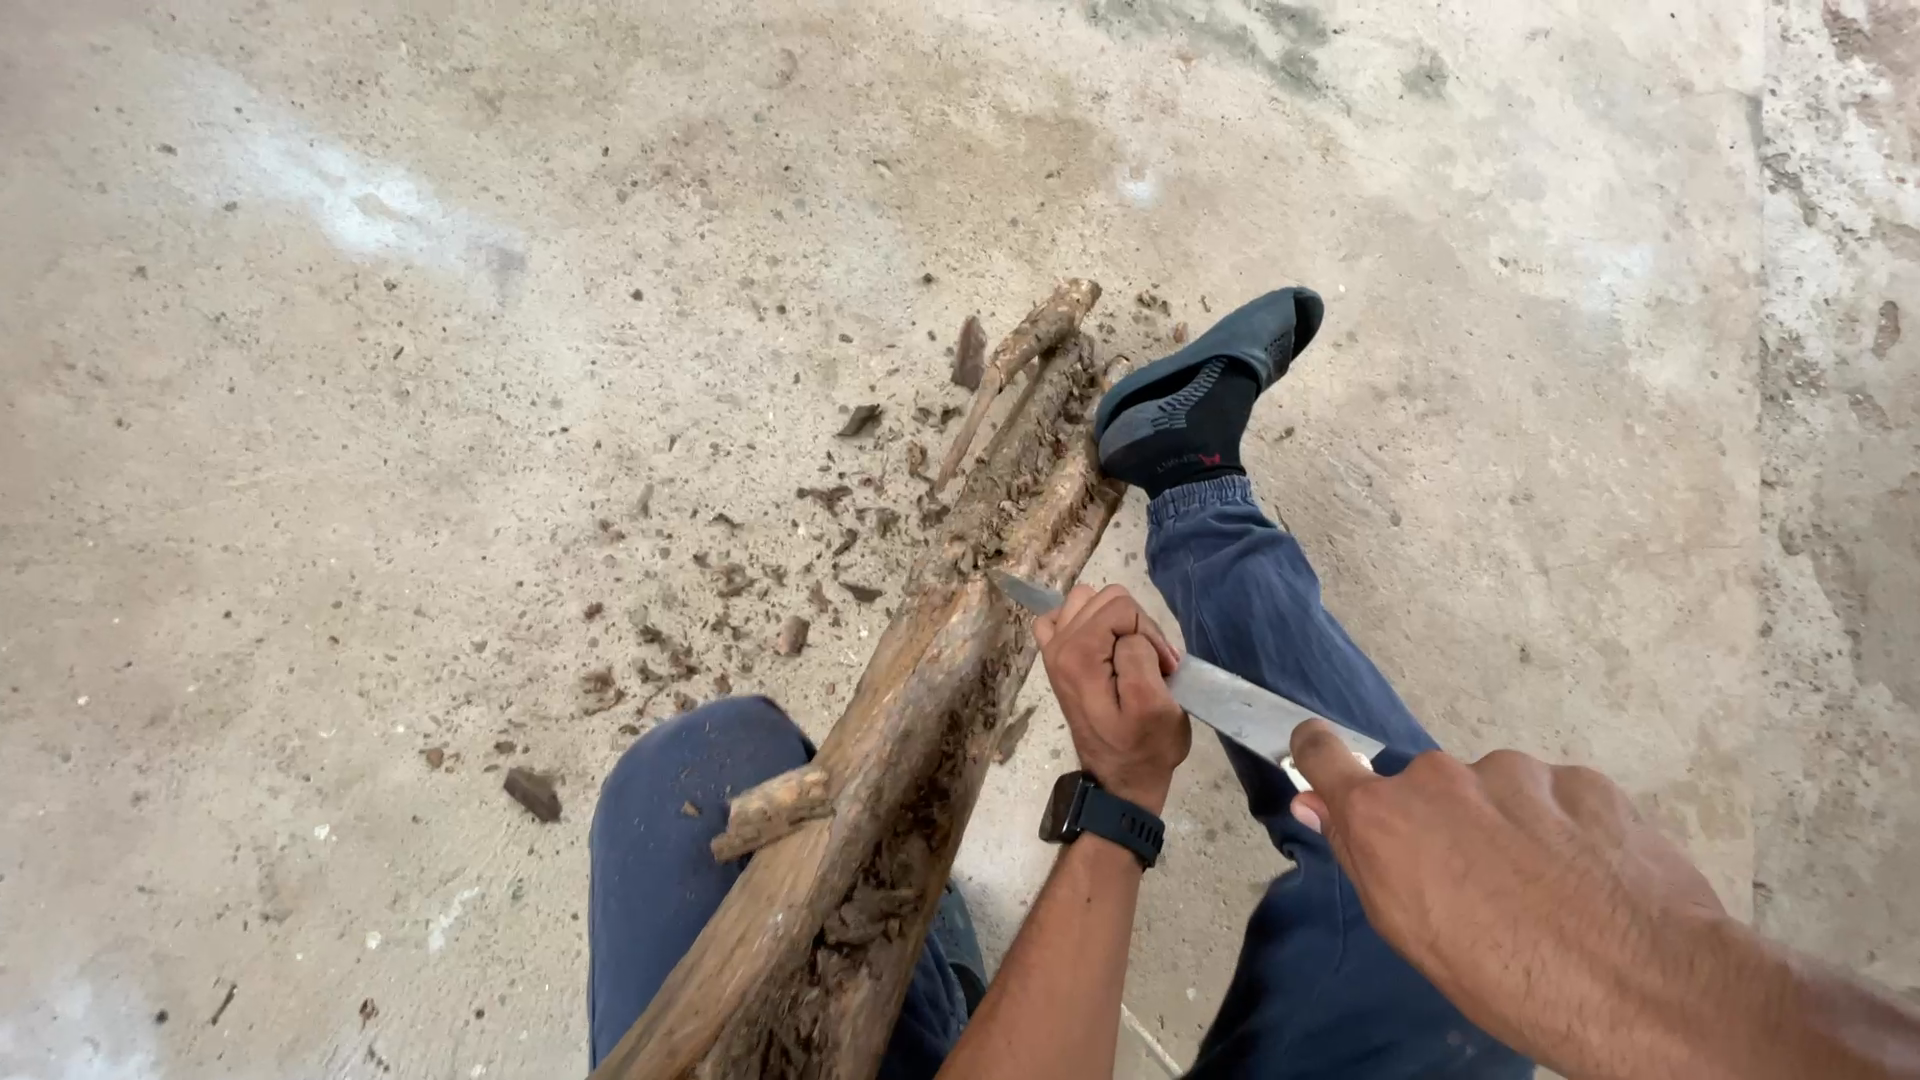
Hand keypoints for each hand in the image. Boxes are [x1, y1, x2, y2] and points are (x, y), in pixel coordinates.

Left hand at [1033, 585, 1188, 813]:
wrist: (1120, 779)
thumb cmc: (1144, 747)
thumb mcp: (1155, 705)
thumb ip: (1140, 655)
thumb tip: (1130, 635)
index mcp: (1078, 654)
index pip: (1122, 607)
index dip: (1150, 632)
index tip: (1163, 667)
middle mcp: (1058, 645)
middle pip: (1106, 599)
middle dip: (1136, 625)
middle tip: (1152, 663)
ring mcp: (1052, 649)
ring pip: (1087, 600)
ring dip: (1115, 621)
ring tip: (1131, 653)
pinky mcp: (1056, 657)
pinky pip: (1062, 616)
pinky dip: (1085, 621)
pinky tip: (1102, 645)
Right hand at [1287, 721, 1728, 1077]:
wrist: (1653, 993)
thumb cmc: (1507, 978)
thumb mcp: (1407, 930)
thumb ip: (1357, 852)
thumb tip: (1315, 803)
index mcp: (1382, 815)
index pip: (1321, 752)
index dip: (1316, 751)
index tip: (1321, 754)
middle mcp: (1435, 776)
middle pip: (1422, 787)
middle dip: (1442, 820)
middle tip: (1483, 881)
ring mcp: (1512, 771)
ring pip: (1493, 789)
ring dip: (1507, 822)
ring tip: (1552, 886)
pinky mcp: (1581, 779)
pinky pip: (1554, 795)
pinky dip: (1563, 824)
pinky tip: (1594, 874)